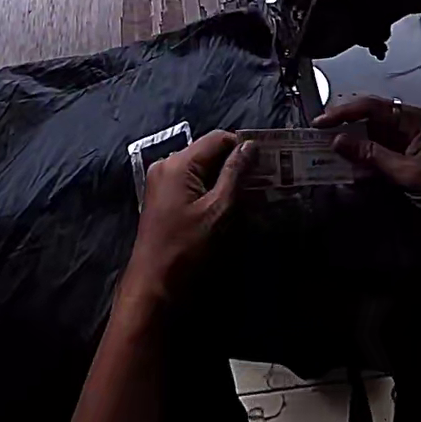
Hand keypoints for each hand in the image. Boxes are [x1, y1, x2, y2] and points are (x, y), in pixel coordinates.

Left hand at [122, 131, 253, 306]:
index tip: (267, 162)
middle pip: (208, 151)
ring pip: (201, 167)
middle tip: (263, 179)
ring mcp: (161, 181)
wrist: (153, 282)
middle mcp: (166, 165)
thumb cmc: (187, 247)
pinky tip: (228, 203)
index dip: (243, 147)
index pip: (217, 139)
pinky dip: (209, 187)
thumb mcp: (217, 210)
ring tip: (250, 192)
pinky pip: (190, 181)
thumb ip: (235, 174)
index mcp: (178, 163)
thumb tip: (250, 145)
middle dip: (235, 163)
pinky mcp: (162, 196)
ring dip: (224, 177)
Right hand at [316, 96, 420, 233]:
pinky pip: (384, 159)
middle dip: (345, 131)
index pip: (374, 107)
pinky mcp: (414, 166)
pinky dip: (367, 165)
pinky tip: (351, 173)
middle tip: (317, 142)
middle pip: (372, 122)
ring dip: (354, 151)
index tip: (318, 125)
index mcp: (418, 121)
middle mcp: (415, 129)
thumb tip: (337, 141)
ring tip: (327, 159)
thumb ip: (373, 157)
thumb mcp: (411, 175)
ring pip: (375, 142)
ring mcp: (415, 147)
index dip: (343, 113)